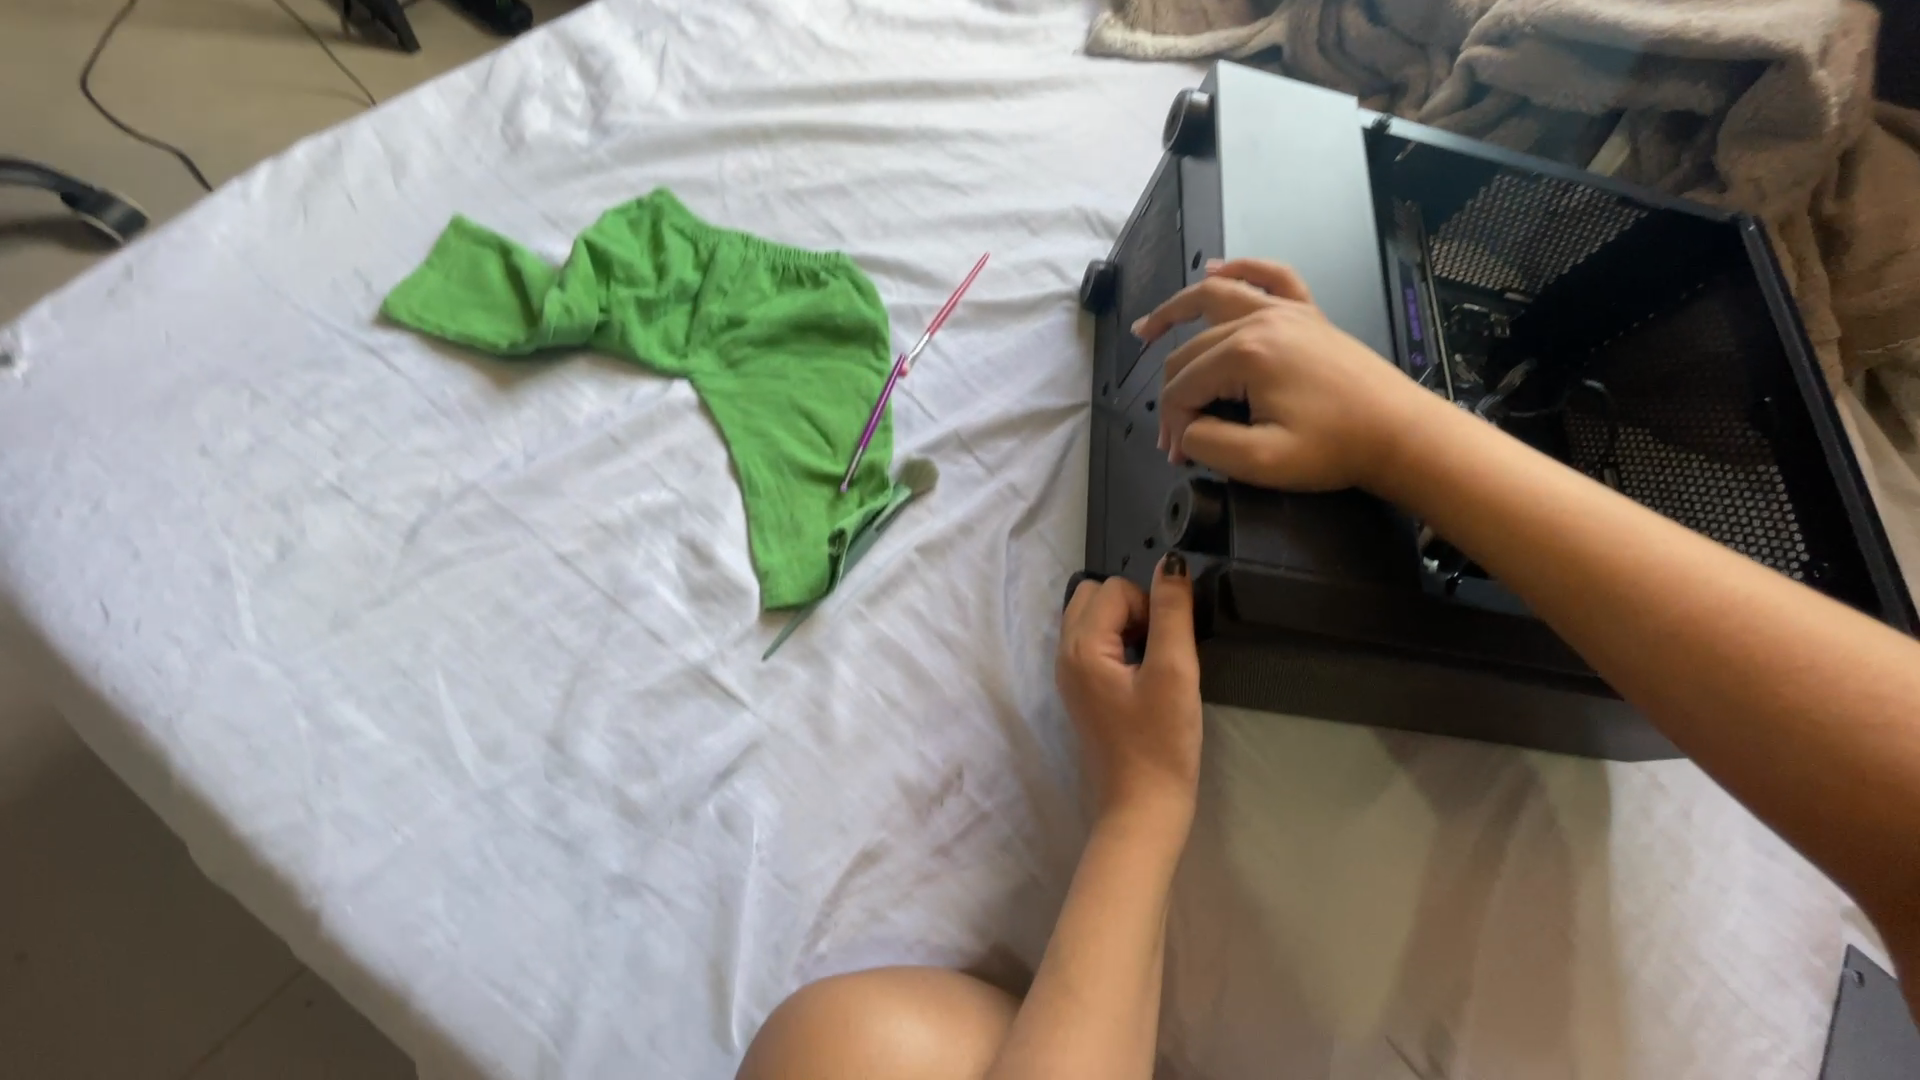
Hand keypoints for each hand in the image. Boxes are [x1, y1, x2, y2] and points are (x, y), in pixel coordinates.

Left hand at [1055, 555, 1203, 823]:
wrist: (1141, 808)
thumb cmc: (1161, 744)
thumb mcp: (1175, 672)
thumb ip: (1172, 612)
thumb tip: (1170, 563)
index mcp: (1080, 646)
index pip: (1115, 588)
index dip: (1149, 606)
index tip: (1167, 645)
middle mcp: (1064, 654)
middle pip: (1094, 596)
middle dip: (1132, 609)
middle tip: (1158, 651)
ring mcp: (1068, 674)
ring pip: (1092, 619)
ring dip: (1125, 627)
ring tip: (1151, 665)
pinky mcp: (1079, 692)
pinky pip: (1093, 645)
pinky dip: (1117, 647)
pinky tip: (1140, 679)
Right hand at [1133, 259, 1441, 491]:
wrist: (1400, 434)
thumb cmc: (1336, 448)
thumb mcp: (1259, 462)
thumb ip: (1207, 444)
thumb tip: (1186, 432)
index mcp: (1246, 354)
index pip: (1183, 388)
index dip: (1174, 426)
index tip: (1180, 455)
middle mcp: (1261, 321)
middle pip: (1190, 353)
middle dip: (1173, 397)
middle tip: (1174, 438)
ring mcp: (1287, 313)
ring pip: (1215, 299)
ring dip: (1177, 310)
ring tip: (1147, 328)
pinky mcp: (1307, 316)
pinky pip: (1271, 277)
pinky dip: (1240, 268)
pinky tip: (1218, 269)